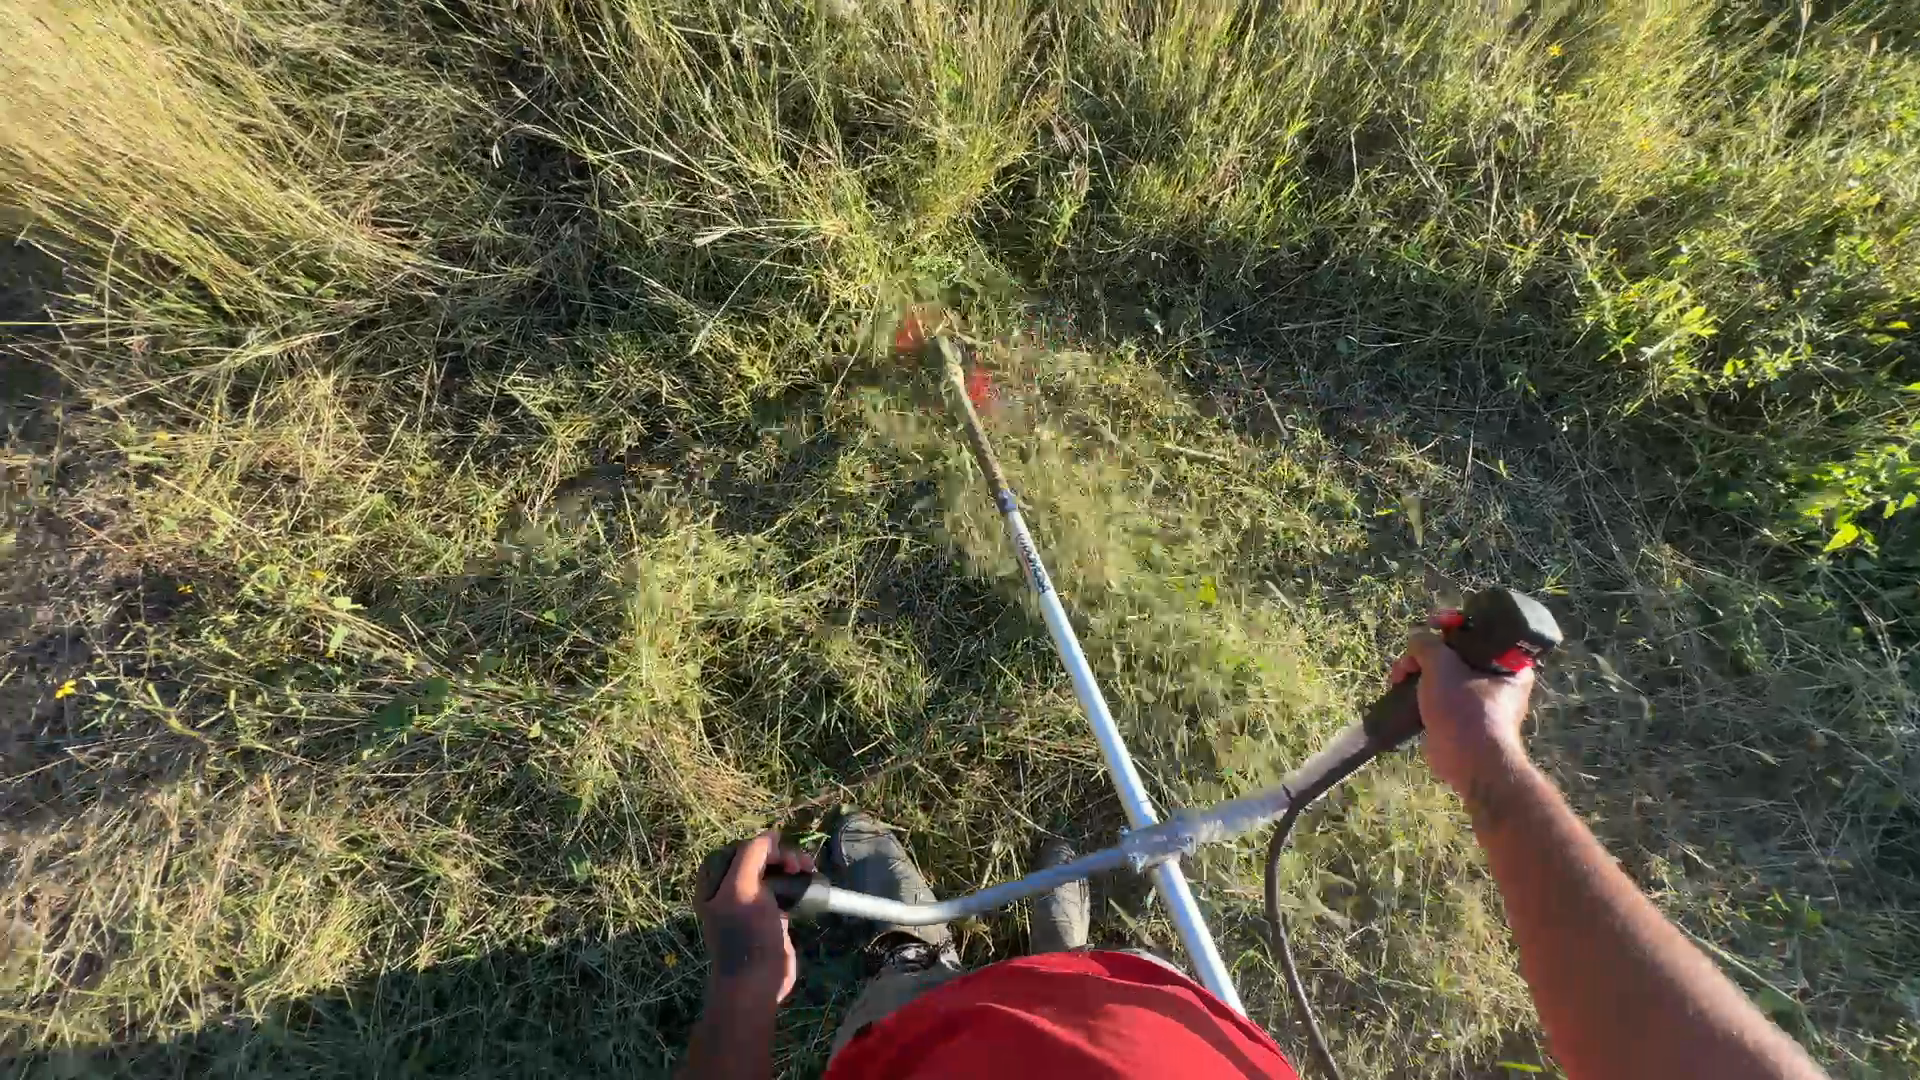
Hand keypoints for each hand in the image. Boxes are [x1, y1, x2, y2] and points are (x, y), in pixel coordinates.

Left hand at [695, 830, 813, 1006]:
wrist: (758, 982)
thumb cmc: (746, 934)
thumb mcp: (742, 888)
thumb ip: (752, 855)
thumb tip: (771, 835)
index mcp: (713, 885)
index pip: (736, 849)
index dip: (759, 846)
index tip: (778, 854)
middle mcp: (729, 892)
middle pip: (757, 858)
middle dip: (780, 855)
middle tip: (799, 863)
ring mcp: (751, 904)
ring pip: (773, 871)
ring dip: (792, 864)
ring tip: (808, 868)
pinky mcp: (770, 916)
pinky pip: (783, 888)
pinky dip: (796, 881)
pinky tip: (808, 881)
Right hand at [1389, 612, 1535, 795]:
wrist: (1468, 759)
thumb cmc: (1464, 708)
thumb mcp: (1443, 666)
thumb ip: (1427, 644)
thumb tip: (1417, 638)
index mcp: (1509, 664)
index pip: (1480, 630)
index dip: (1454, 622)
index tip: (1433, 623)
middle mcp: (1496, 678)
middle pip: (1454, 650)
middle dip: (1424, 651)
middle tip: (1408, 661)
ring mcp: (1476, 696)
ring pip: (1441, 669)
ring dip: (1415, 668)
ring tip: (1398, 678)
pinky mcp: (1458, 712)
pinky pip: (1435, 689)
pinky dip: (1418, 686)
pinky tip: (1401, 688)